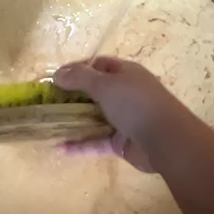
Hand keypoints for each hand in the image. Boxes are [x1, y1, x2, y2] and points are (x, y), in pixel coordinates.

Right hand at [53, 57, 211, 173]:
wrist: (166, 140)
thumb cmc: (135, 104)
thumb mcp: (106, 85)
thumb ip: (80, 78)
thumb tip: (57, 73)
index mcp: (125, 73)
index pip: (98, 65)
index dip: (77, 70)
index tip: (54, 79)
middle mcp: (125, 93)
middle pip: (95, 92)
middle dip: (72, 97)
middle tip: (47, 103)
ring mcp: (124, 118)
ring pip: (94, 117)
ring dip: (74, 121)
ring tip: (49, 125)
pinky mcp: (122, 142)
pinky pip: (97, 141)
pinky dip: (81, 144)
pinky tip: (60, 148)